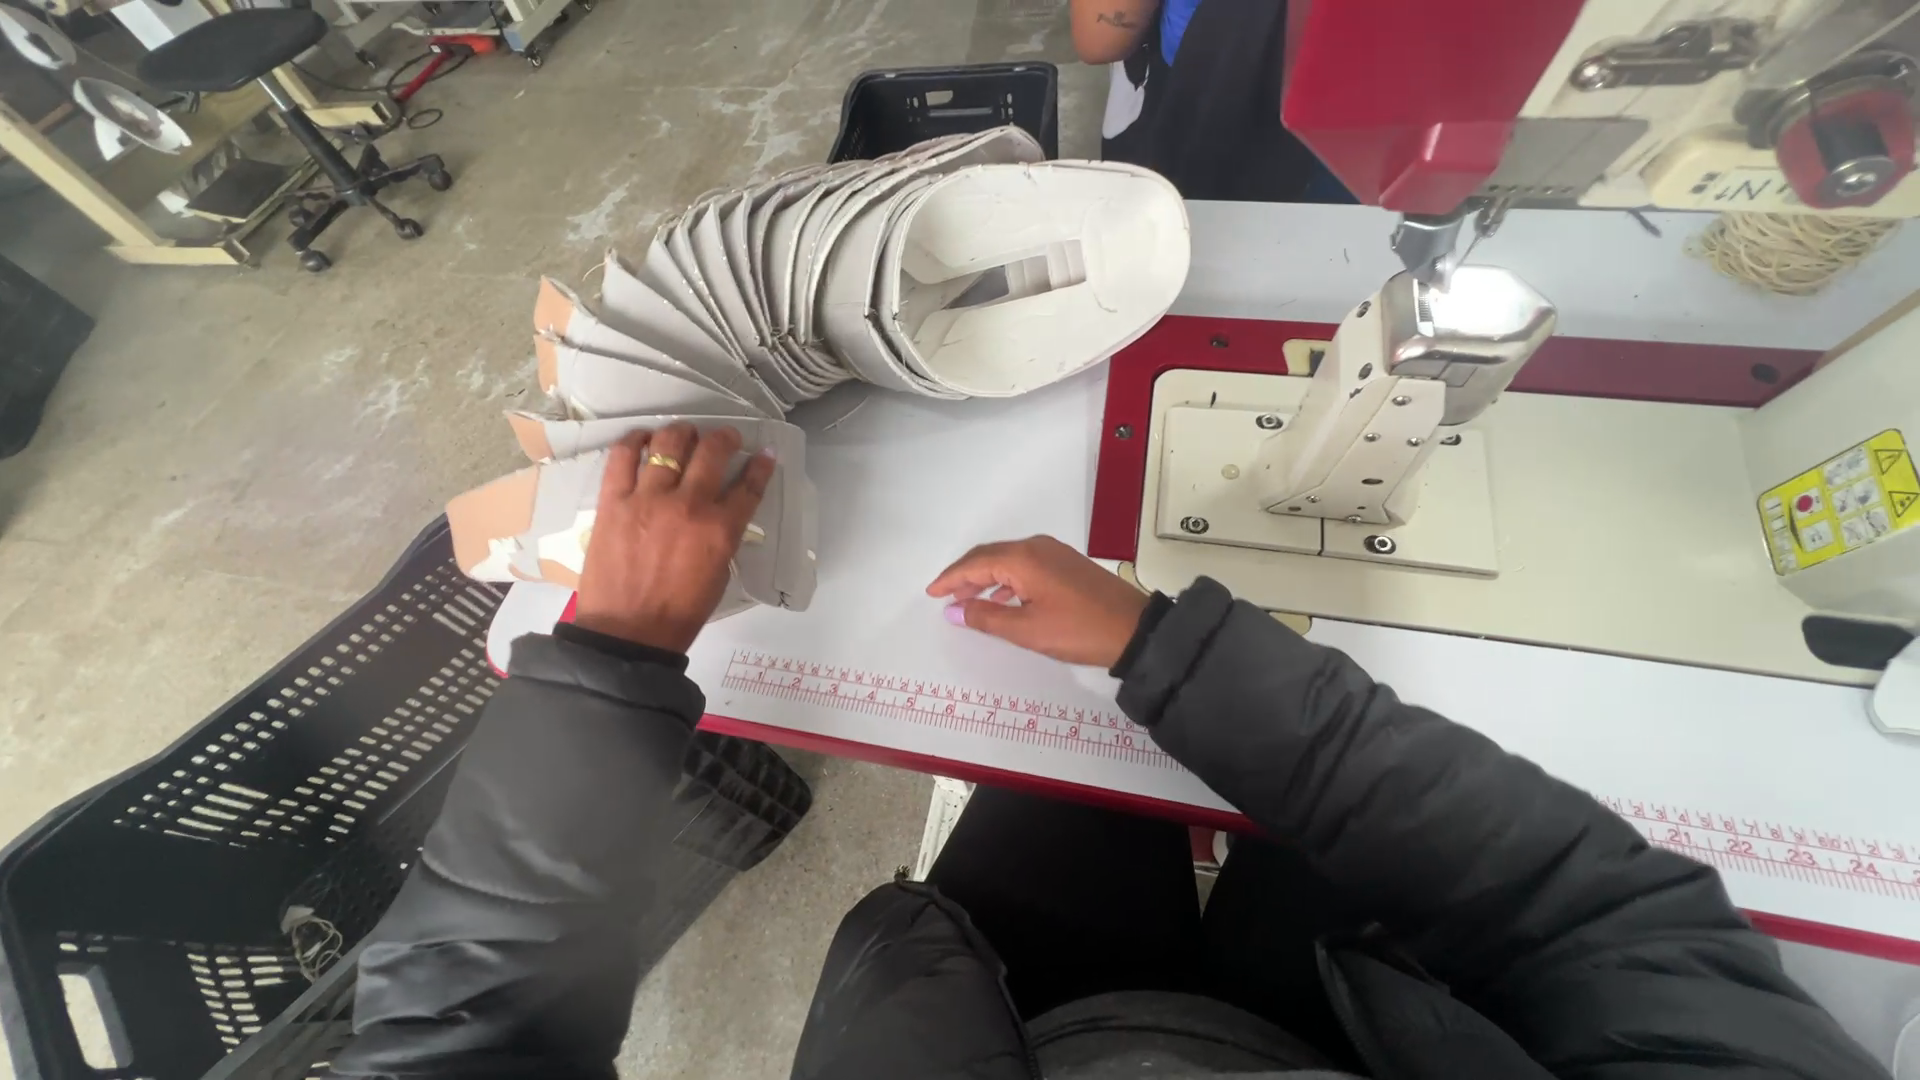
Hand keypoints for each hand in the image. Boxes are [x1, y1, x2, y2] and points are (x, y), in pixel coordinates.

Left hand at [574, 423, 774, 652]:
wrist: (628, 633)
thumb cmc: (680, 612)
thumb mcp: (720, 574)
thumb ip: (723, 537)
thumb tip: (719, 515)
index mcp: (721, 529)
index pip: (749, 485)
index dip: (761, 465)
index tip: (765, 454)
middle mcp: (689, 505)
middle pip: (713, 452)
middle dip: (725, 438)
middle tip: (726, 438)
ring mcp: (649, 499)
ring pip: (670, 444)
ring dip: (684, 433)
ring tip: (686, 434)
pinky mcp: (614, 501)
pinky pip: (623, 456)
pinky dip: (636, 440)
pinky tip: (644, 439)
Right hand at [925, 536, 1148, 667]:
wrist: (1134, 630)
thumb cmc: (1077, 630)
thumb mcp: (1026, 630)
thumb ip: (986, 618)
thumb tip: (954, 609)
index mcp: (1023, 558)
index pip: (975, 563)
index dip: (951, 578)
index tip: (932, 592)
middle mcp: (1036, 547)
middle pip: (990, 556)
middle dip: (965, 576)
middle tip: (945, 597)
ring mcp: (1054, 553)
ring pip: (1008, 560)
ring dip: (986, 578)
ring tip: (968, 602)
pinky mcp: (1066, 564)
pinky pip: (1025, 565)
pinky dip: (1007, 580)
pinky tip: (1003, 599)